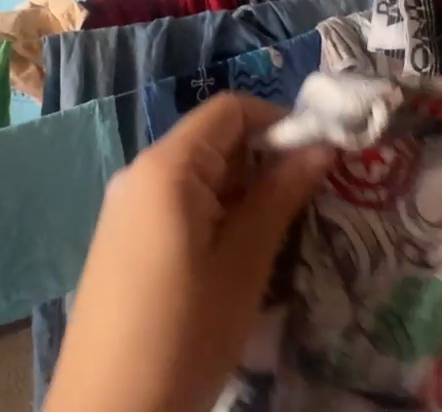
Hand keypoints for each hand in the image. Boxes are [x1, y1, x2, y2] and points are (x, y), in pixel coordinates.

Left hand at [46, 93, 331, 411]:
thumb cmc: (184, 333)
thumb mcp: (244, 263)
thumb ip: (281, 195)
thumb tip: (321, 147)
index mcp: (166, 167)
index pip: (228, 109)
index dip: (277, 121)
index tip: (316, 155)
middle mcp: (138, 174)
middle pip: (211, 140)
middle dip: (262, 160)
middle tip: (303, 200)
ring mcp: (124, 209)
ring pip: (196, 174)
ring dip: (240, 190)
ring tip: (274, 232)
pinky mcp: (120, 242)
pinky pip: (174, 204)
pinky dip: (212, 213)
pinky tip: (231, 257)